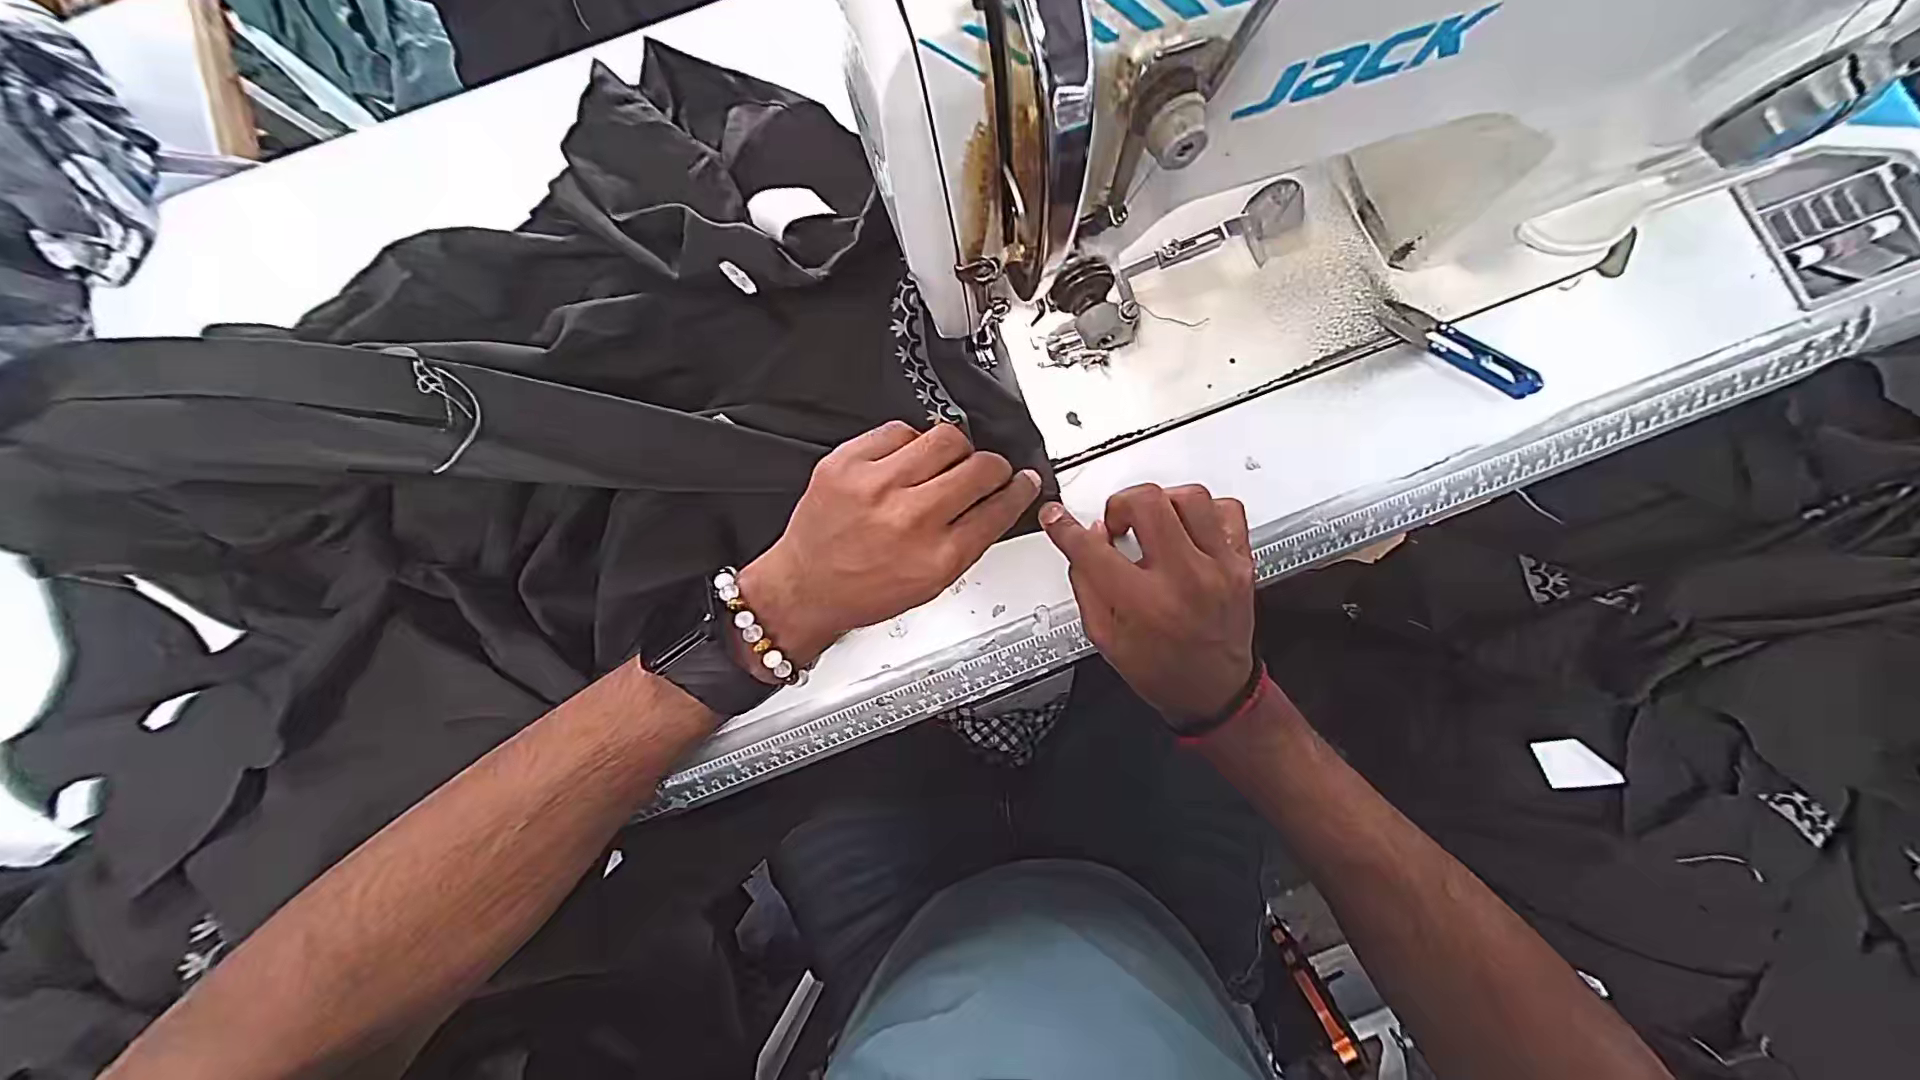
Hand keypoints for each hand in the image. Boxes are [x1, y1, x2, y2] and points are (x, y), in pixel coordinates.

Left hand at [739, 421, 1040, 666]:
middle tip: (988, 470)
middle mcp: (910, 519)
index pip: (998, 509)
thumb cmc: (863, 591)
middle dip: (994, 467)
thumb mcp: (931, 583)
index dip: (1018, 490)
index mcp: (937, 557)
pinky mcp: (847, 463)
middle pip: (980, 468)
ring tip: (945, 463)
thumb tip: (997, 504)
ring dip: (956, 450)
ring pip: (946, 439)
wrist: (804, 588)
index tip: (1022, 482)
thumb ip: (969, 542)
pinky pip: (900, 430)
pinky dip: (910, 443)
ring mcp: (876, 486)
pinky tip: (905, 460)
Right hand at [1040, 484, 1256, 724]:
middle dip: (1119, 505)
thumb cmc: (1161, 670)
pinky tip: (1188, 528)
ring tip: (1152, 524)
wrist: (1213, 691)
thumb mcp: (1104, 636)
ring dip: (1161, 504)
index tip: (1057, 517)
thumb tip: (1085, 540)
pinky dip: (1204, 511)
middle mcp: (1184, 580)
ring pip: (1189, 497)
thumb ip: (1087, 584)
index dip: (1064, 526)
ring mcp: (1218, 568)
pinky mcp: (1241, 564)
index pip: (1091, 547)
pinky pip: (1228, 510)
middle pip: (1146, 502)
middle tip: (1116, 524)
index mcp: (1143, 604)